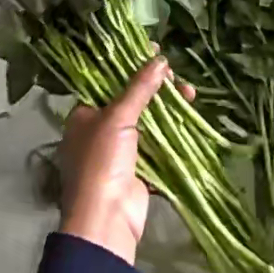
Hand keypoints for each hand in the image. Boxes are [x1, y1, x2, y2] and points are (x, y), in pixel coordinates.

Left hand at [57, 56, 192, 264]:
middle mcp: (99, 130)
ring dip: (167, 108)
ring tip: (189, 92)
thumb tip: (160, 60)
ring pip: (146, 122)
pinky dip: (172, 133)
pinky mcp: (137, 171)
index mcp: (84, 114)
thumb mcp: (118, 117)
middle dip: (154, 86)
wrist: (106, 221)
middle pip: (130, 100)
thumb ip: (139, 88)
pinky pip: (156, 145)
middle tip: (174, 73)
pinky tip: (189, 118)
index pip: (108, 80)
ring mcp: (119, 152)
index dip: (130, 64)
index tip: (153, 51)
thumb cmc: (102, 161)